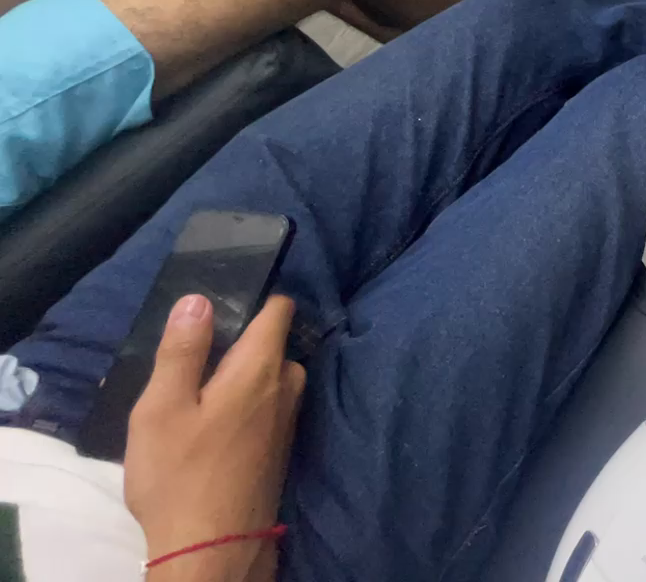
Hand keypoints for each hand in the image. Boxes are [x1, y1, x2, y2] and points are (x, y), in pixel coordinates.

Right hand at [125, 295, 306, 581]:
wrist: (215, 535)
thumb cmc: (181, 471)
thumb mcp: (163, 408)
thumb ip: (183, 352)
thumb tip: (199, 299)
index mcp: (266, 363)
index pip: (279, 308)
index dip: (255, 299)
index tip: (223, 303)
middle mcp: (291, 376)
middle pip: (271, 339)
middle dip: (236, 342)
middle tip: (191, 362)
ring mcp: (293, 404)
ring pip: (268, 369)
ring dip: (238, 373)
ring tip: (195, 393)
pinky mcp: (286, 428)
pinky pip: (269, 394)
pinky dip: (246, 395)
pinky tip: (215, 418)